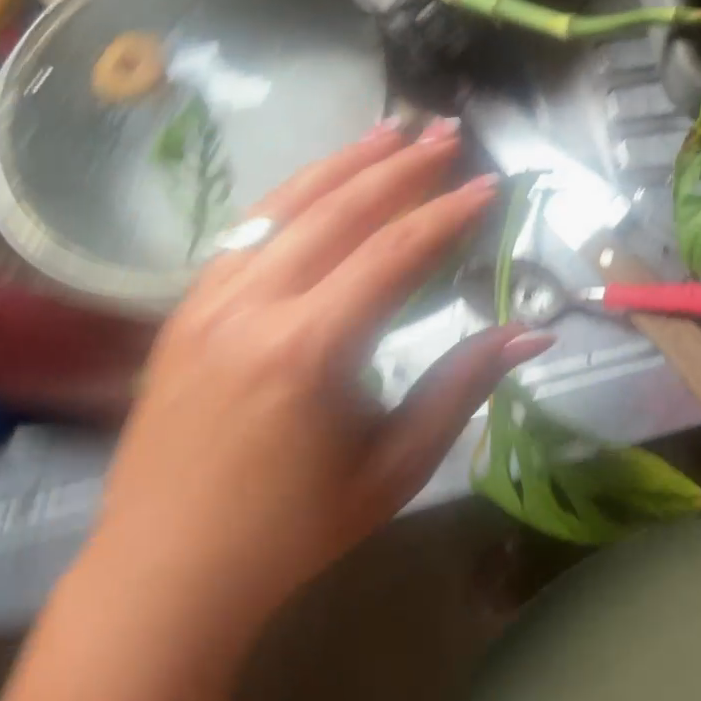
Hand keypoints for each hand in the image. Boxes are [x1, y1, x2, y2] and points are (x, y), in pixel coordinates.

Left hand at [86, 118, 551, 619]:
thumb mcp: (397, 463)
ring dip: (342, 164)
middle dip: (400, 167)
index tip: (490, 184)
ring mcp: (207, 304)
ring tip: (389, 129)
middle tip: (448, 132)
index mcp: (308, 350)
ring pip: (283, 209)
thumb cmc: (296, 527)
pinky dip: (292, 197)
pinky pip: (245, 234)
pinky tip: (320, 183)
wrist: (167, 572)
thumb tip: (533, 335)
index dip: (448, 214)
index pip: (393, 255)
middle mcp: (251, 308)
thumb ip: (463, 385)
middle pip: (338, 212)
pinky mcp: (185, 313)